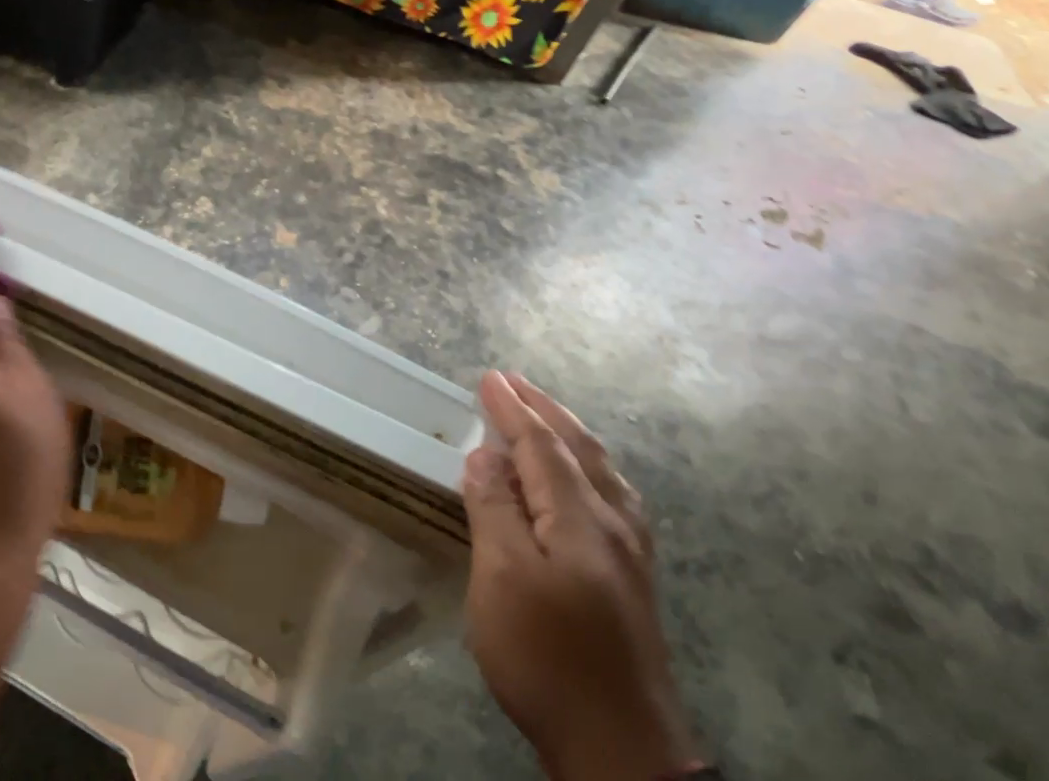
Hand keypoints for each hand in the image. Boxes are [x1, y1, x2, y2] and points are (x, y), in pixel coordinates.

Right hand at [463, 372, 698, 780]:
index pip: (542, 446)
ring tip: (546, 418)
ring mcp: (630, 554)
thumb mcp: (502, 577)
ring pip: (603, 474)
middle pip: (580, 452)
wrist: (618, 740)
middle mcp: (614, 525)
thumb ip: (494, 510)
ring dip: (569, 436)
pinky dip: (587, 470)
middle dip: (545, 412)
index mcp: (581, 518)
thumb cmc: (545, 652)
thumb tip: (486, 454)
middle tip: (514, 382)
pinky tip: (586, 484)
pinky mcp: (631, 580)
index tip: (489, 377)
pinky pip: (611, 498)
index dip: (513, 410)